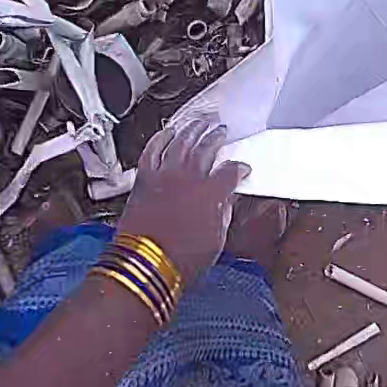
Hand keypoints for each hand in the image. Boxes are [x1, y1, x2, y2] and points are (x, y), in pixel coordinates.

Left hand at [117, 115, 250, 283]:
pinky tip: (166, 132)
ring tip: (198, 122)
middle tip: (220, 129)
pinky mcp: (144, 178)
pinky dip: (160, 139)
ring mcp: (164, 175)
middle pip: (205, 148)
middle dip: (215, 137)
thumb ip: (223, 214)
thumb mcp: (216, 240)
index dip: (239, 167)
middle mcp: (188, 177)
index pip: (231, 171)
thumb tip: (226, 201)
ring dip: (191, 129)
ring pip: (180, 142)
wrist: (146, 264)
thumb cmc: (181, 259)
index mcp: (211, 193)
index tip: (242, 167)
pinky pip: (152, 150)